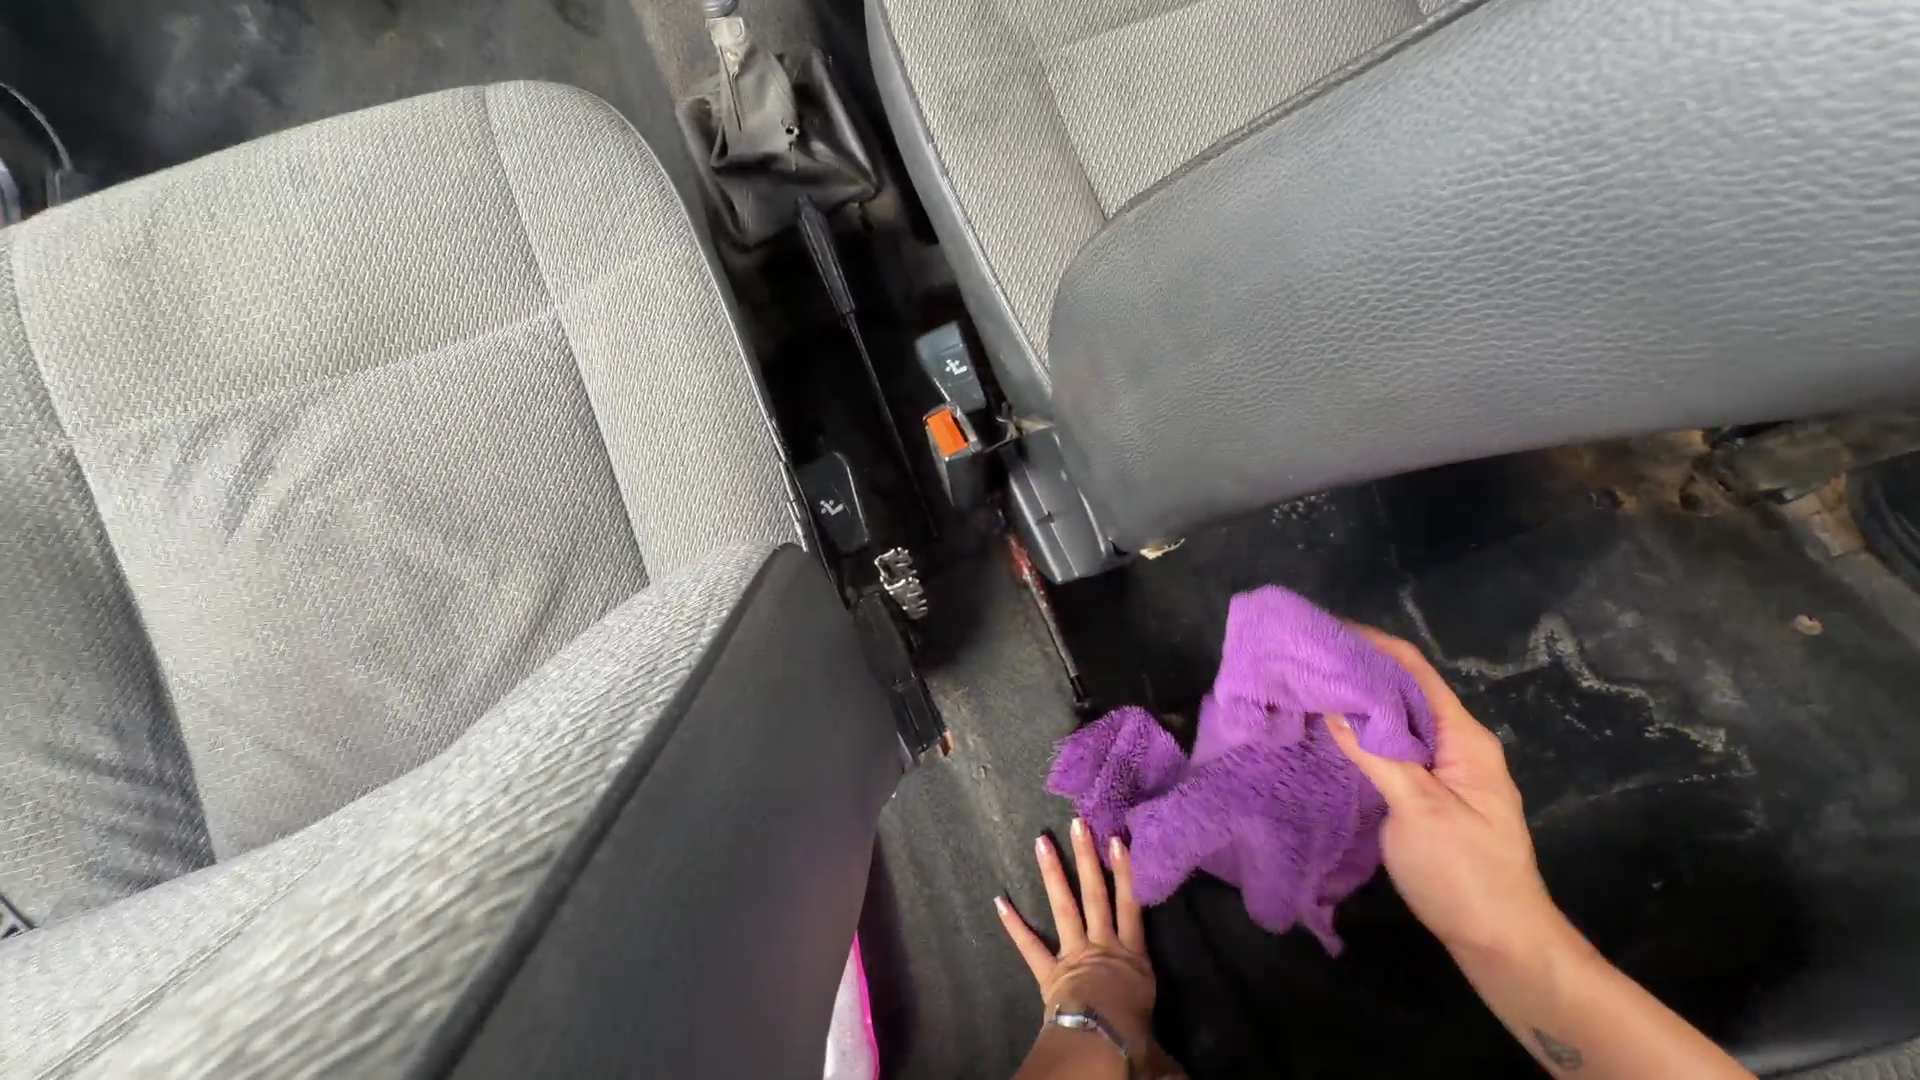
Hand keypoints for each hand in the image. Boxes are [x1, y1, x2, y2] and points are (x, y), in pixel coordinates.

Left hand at [997, 818, 1155, 1058]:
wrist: (1097, 1049)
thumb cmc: (1133, 1043)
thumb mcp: (1159, 1051)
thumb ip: (1169, 1059)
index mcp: (1134, 959)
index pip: (1132, 906)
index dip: (1127, 872)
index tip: (1119, 839)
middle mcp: (1104, 947)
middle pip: (1096, 894)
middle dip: (1088, 857)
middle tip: (1078, 822)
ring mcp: (1074, 955)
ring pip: (1064, 906)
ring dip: (1053, 872)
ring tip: (1041, 840)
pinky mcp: (1049, 972)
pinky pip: (1029, 945)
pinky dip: (1013, 924)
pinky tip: (998, 900)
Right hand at [1325, 628, 1575, 962]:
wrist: (1501, 942)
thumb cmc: (1465, 873)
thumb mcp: (1418, 810)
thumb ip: (1378, 754)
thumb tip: (1334, 706)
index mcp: (1464, 738)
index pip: (1415, 672)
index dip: (1373, 645)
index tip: (1325, 632)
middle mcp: (1456, 743)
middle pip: (1404, 689)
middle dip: (1358, 669)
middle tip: (1306, 659)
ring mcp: (1443, 768)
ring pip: (1396, 718)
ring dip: (1357, 700)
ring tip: (1309, 686)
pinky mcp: (1428, 790)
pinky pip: (1392, 745)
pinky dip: (1361, 731)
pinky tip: (1330, 730)